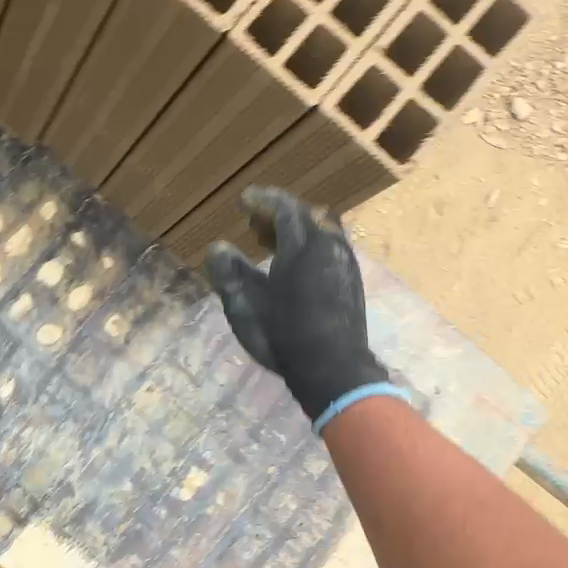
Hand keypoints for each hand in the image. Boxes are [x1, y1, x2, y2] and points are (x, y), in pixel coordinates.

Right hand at [202, 186, 388, 423]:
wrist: (331, 368)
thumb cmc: (282, 334)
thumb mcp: (244, 305)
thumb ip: (230, 273)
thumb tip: (217, 247)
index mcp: (302, 247)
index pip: (285, 209)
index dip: (264, 201)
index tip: (244, 199)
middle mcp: (329, 247)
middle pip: (309, 216)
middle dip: (281, 213)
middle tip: (255, 221)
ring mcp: (344, 264)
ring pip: (323, 231)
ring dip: (297, 230)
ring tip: (272, 242)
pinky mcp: (350, 282)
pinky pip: (329, 248)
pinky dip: (309, 246)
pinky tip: (293, 266)